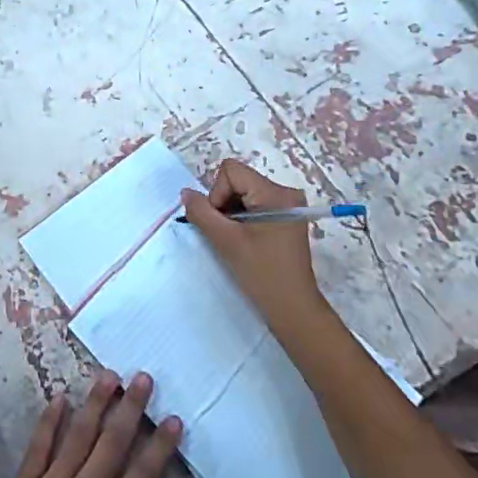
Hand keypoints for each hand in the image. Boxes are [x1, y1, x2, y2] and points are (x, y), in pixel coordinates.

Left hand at [0, 371, 182, 477]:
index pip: (143, 477)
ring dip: (93, 404)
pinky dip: (48, 423)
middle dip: (130, 409)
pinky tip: (59, 399)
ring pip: (75, 438)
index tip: (174, 417)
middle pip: (110, 446)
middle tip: (144, 377)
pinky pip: (36, 450)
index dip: (161, 446)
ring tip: (108, 375)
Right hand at [178, 159, 326, 322]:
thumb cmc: (261, 273)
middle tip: (226, 232)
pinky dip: (241, 218)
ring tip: (235, 238)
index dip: (216, 193)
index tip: (221, 222)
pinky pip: (253, 204)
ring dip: (231, 212)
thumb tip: (185, 193)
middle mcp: (285, 192)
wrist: (292, 306)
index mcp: (276, 193)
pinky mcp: (286, 217)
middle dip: (223, 203)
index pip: (231, 172)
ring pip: (243, 193)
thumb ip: (201, 212)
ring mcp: (288, 205)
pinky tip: (244, 240)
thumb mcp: (225, 241)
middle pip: (237, 180)